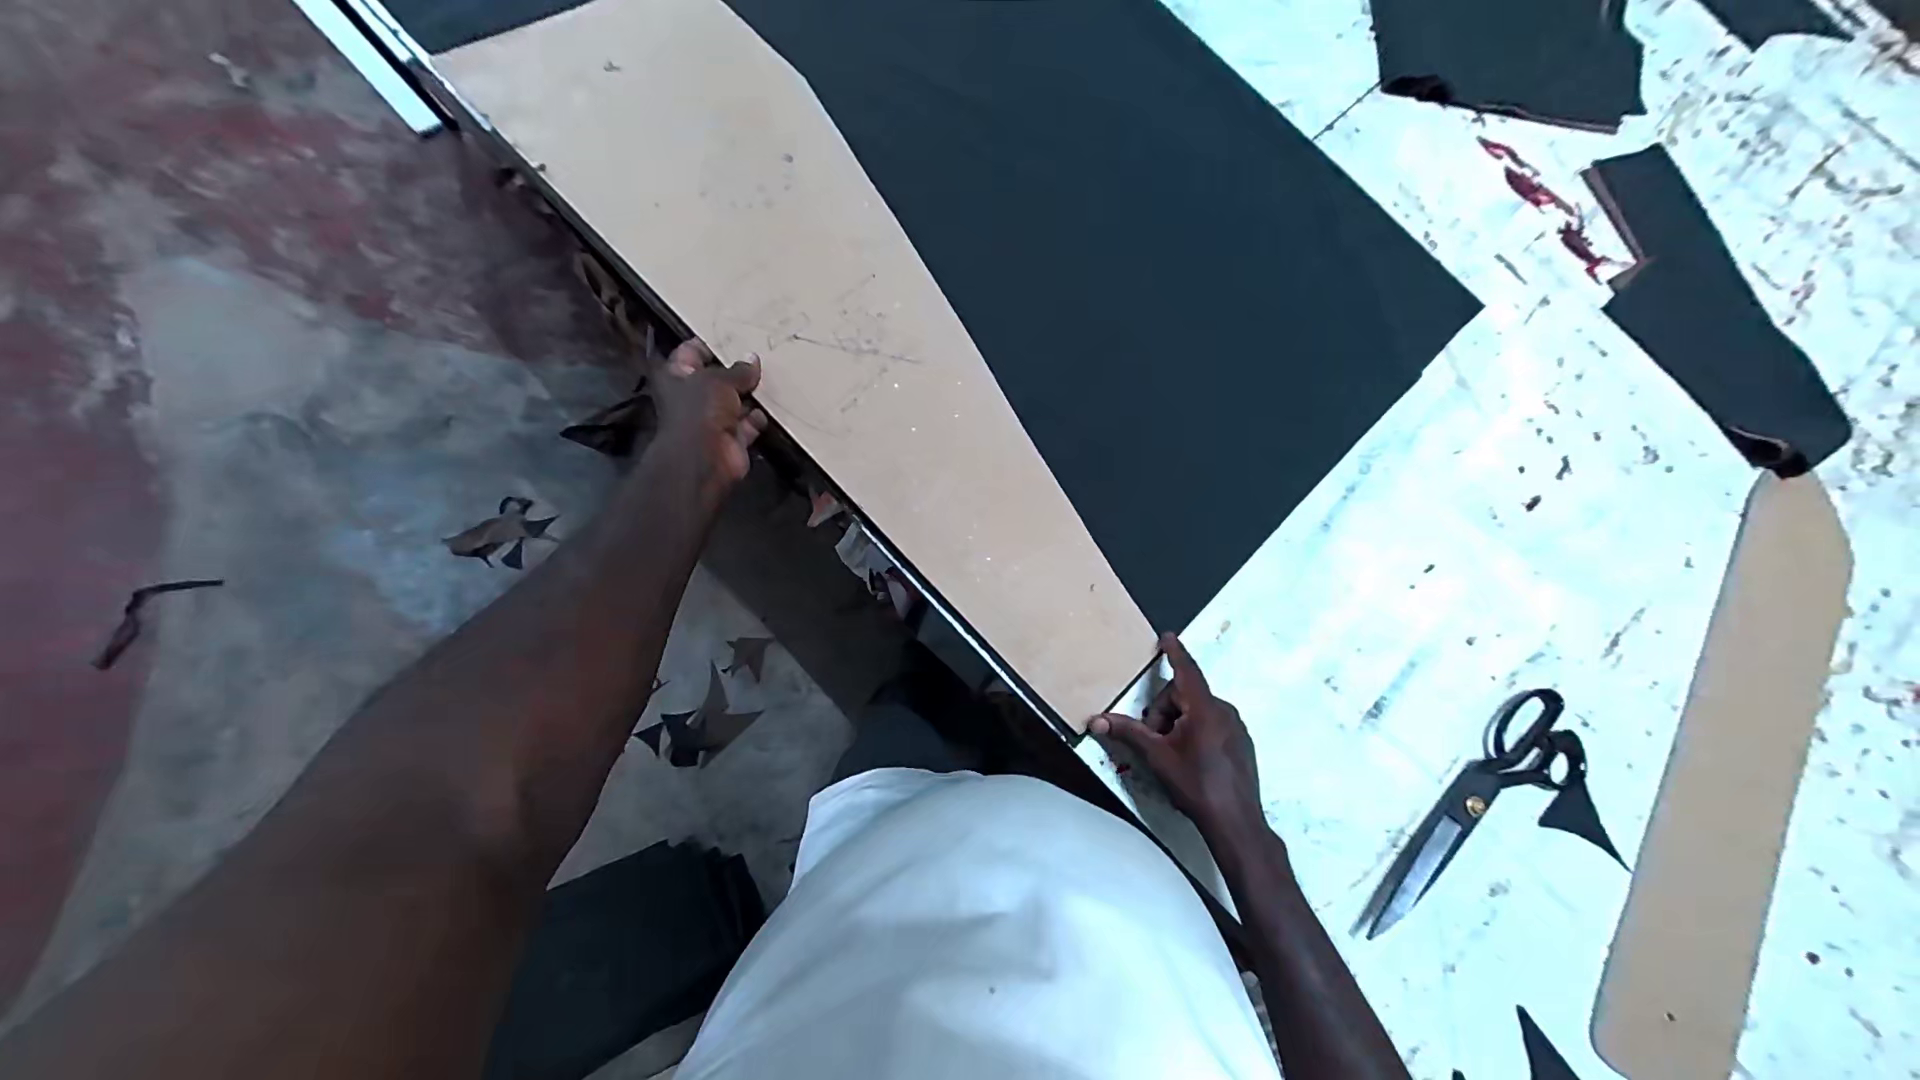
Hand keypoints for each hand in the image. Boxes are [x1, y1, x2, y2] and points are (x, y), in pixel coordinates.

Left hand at [651, 339, 768, 492]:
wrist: (705, 458)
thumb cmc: (700, 409)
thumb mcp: (718, 380)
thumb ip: (738, 370)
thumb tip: (753, 359)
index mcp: (678, 376)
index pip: (691, 352)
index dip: (709, 343)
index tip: (733, 335)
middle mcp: (693, 396)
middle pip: (717, 377)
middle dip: (738, 369)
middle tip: (761, 354)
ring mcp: (713, 419)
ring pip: (736, 401)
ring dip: (752, 394)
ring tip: (772, 377)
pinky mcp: (732, 438)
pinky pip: (749, 424)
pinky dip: (759, 418)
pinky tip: (771, 407)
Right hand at [1091, 633, 1264, 845]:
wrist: (1236, 822)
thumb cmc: (1197, 786)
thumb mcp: (1156, 757)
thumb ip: (1127, 732)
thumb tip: (1098, 720)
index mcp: (1204, 708)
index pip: (1185, 670)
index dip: (1174, 652)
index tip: (1168, 636)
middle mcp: (1224, 711)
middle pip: (1183, 695)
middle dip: (1163, 712)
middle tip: (1155, 741)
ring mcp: (1235, 727)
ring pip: (1196, 711)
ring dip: (1177, 724)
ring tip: (1172, 753)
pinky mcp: (1240, 743)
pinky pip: (1211, 724)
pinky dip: (1194, 732)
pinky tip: (1190, 759)